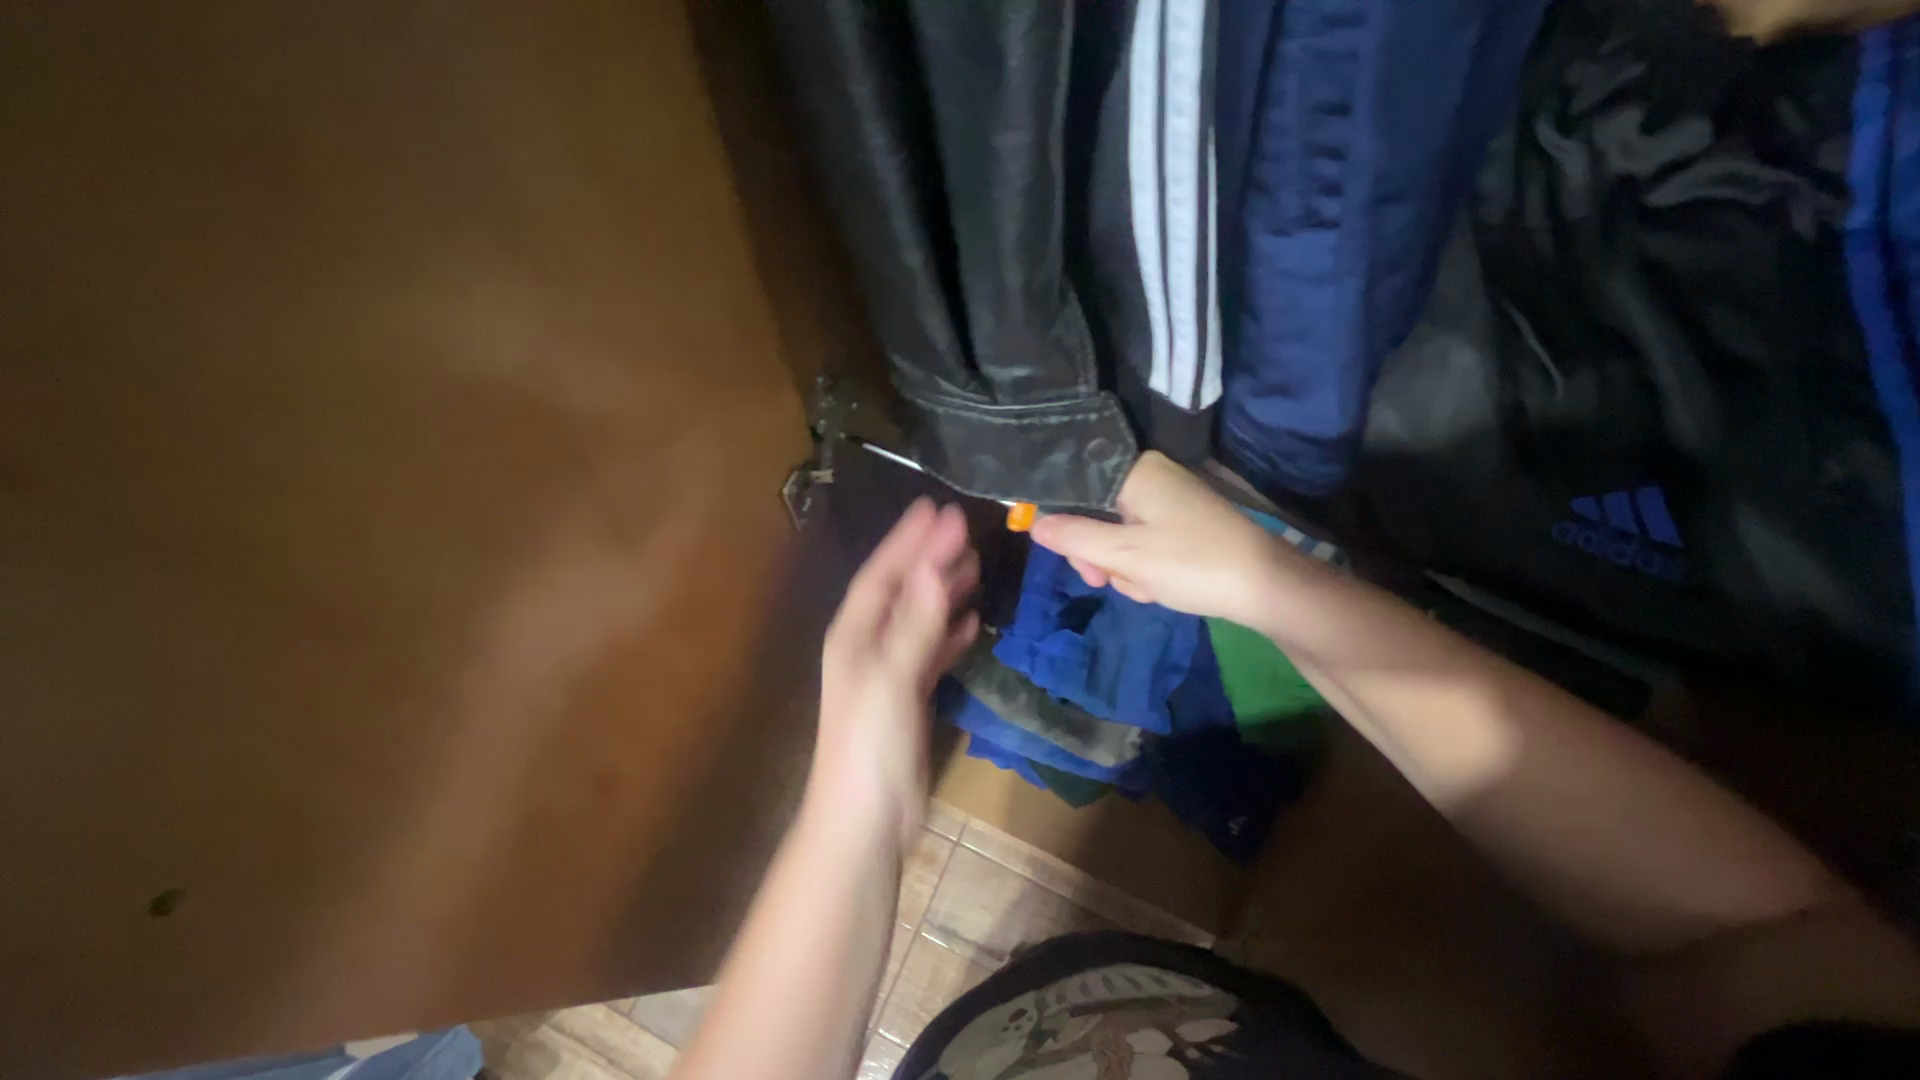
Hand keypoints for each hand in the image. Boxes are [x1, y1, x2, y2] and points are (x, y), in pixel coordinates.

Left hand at [814, 498, 979, 838]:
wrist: (865, 817)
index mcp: (854, 634)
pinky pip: (931, 653)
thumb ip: (917, 622)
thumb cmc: (870, 743)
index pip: (883, 573)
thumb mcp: (892, 677)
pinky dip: (949, 635)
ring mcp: (889, 673)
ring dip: (942, 591)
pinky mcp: (909, 698)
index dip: (909, 541)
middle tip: (963, 528)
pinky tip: (970, 622)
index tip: (938, 508)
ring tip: (972, 565)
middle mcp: (868, 646)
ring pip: (919, 619)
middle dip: (929, 559)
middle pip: (902, 591)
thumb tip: (936, 563)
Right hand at [1030, 451, 1310, 625]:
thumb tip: (1034, 523)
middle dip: (1097, 554)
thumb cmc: (1192, 563)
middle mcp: (1150, 475)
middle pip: (1095, 513)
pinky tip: (1158, 586)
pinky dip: (1143, 566)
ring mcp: (1169, 499)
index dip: (1062, 522)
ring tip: (1144, 588)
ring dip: (1122, 566)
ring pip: (1118, 533)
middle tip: (1104, 581)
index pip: (1075, 485)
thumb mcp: (1124, 556)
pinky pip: (1143, 540)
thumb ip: (1073, 538)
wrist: (1266, 587)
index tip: (1068, 557)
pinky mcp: (1183, 522)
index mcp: (1135, 470)